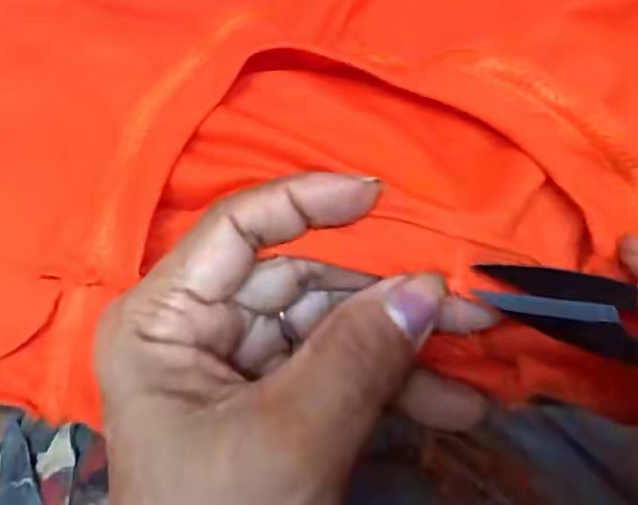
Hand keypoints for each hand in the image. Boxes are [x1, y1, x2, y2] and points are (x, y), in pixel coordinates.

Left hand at [94, 173, 497, 504]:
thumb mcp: (284, 444)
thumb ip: (356, 358)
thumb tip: (426, 289)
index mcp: (164, 317)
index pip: (237, 227)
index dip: (305, 199)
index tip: (375, 194)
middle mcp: (195, 326)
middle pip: (297, 278)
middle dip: (380, 291)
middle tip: (459, 300)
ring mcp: (235, 364)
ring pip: (327, 324)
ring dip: (399, 340)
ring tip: (473, 349)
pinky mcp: (270, 402)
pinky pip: (336, 370)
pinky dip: (391, 384)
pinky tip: (451, 401)